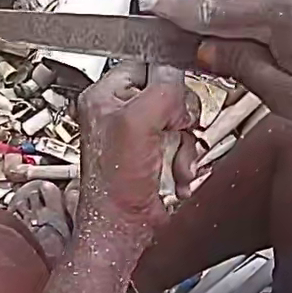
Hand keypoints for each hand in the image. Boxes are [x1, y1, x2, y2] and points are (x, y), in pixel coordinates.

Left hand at [73, 60, 197, 261]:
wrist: (123, 228)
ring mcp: (138, 137)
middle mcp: (120, 114)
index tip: (175, 100)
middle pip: (171, 94)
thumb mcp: (138, 123)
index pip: (146, 65)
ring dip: (186, 145)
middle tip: (173, 133)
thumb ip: (162, 90)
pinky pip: (184, 145)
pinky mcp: (154, 157)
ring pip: (182, 121)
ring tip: (175, 163)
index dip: (167, 81)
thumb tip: (179, 75)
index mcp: (104, 97)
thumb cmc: (114, 186)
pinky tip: (177, 175)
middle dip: (181, 119)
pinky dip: (187, 161)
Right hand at [151, 0, 291, 159]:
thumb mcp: (287, 96)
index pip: (218, 11)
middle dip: (252, 41)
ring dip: (289, 37)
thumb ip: (242, 66)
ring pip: (291, 9)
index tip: (159, 4)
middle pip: (257, 12)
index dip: (184, 11)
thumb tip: (210, 49)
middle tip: (271, 78)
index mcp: (285, 12)